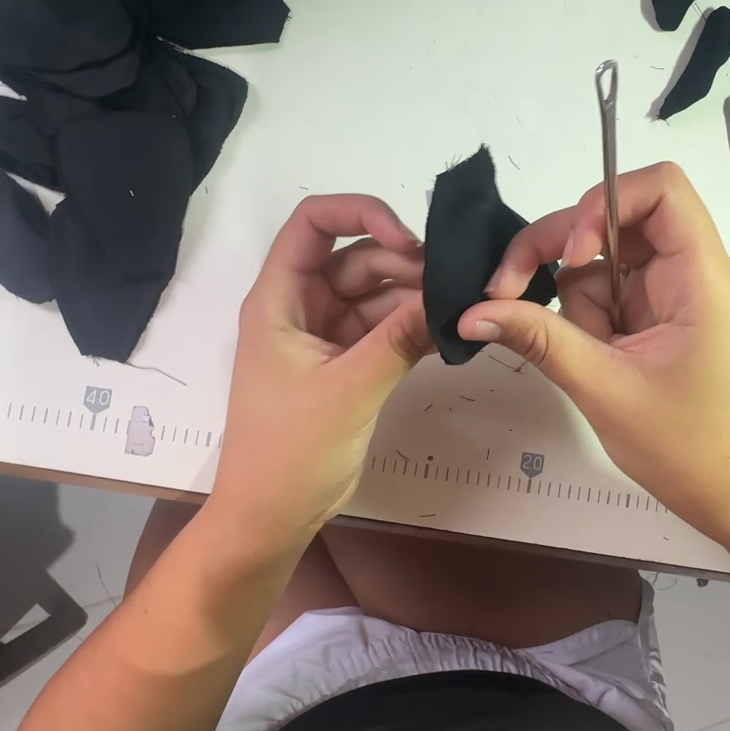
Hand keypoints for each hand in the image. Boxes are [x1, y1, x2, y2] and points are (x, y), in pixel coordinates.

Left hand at [215, 195, 433, 533]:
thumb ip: (399, 338)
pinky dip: (410, 328)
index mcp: (279, 299)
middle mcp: (300, 307)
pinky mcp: (345, 364)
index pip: (312, 224)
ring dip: (412, 298)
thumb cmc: (291, 450)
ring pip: (374, 295)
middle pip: (354, 259)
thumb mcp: (349, 389)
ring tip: (457, 308)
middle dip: (401, 265)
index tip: (408, 241)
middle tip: (453, 285)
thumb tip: (447, 296)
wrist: (272, 516)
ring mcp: (324, 336)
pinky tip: (446, 332)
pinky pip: (382, 330)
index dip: (359, 214)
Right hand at [460, 162, 729, 533]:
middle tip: (503, 289)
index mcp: (702, 277)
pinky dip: (581, 314)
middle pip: (614, 218)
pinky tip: (591, 353)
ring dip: (571, 298)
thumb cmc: (679, 444)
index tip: (569, 254)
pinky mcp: (655, 309)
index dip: (604, 203)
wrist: (718, 487)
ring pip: (599, 256)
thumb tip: (471, 312)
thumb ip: (537, 338)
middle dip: (556, 250)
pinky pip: (603, 287)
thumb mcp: (601, 386)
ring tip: (585, 354)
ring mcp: (672, 288)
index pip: (660, 190)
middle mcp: (692, 269)